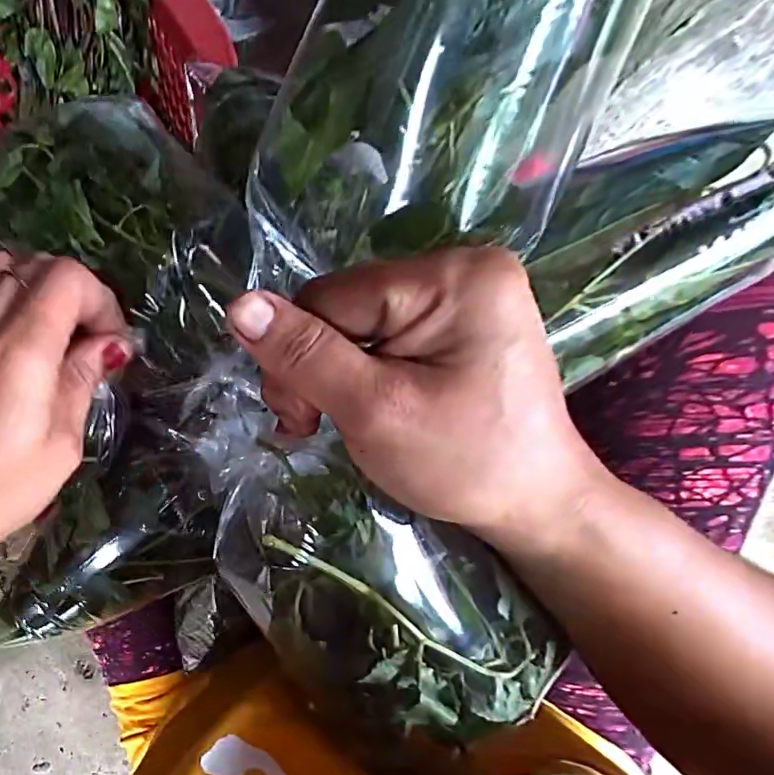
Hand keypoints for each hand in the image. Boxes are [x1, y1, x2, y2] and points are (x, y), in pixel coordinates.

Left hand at [0, 251, 131, 581]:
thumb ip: (82, 383)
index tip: (112, 346)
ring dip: (31, 287)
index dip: (103, 301)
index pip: (69, 278)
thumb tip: (107, 346)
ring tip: (45, 331)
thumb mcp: (61, 447)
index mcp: (23, 349)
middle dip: (75, 294)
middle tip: (87, 343)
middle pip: (35, 266)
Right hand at [224, 248, 609, 553]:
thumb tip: (238, 306)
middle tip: (316, 426)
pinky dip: (365, 377)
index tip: (301, 420)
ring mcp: (465, 297)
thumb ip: (305, 356)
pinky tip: (369, 408)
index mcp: (452, 276)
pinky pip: (387, 340)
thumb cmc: (461, 463)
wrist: (535, 506)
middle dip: (318, 369)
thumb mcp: (375, 410)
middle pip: (343, 309)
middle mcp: (462, 268)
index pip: (330, 298)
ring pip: (358, 328)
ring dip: (336, 377)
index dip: (298, 357)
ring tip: (347, 424)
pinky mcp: (462, 327)